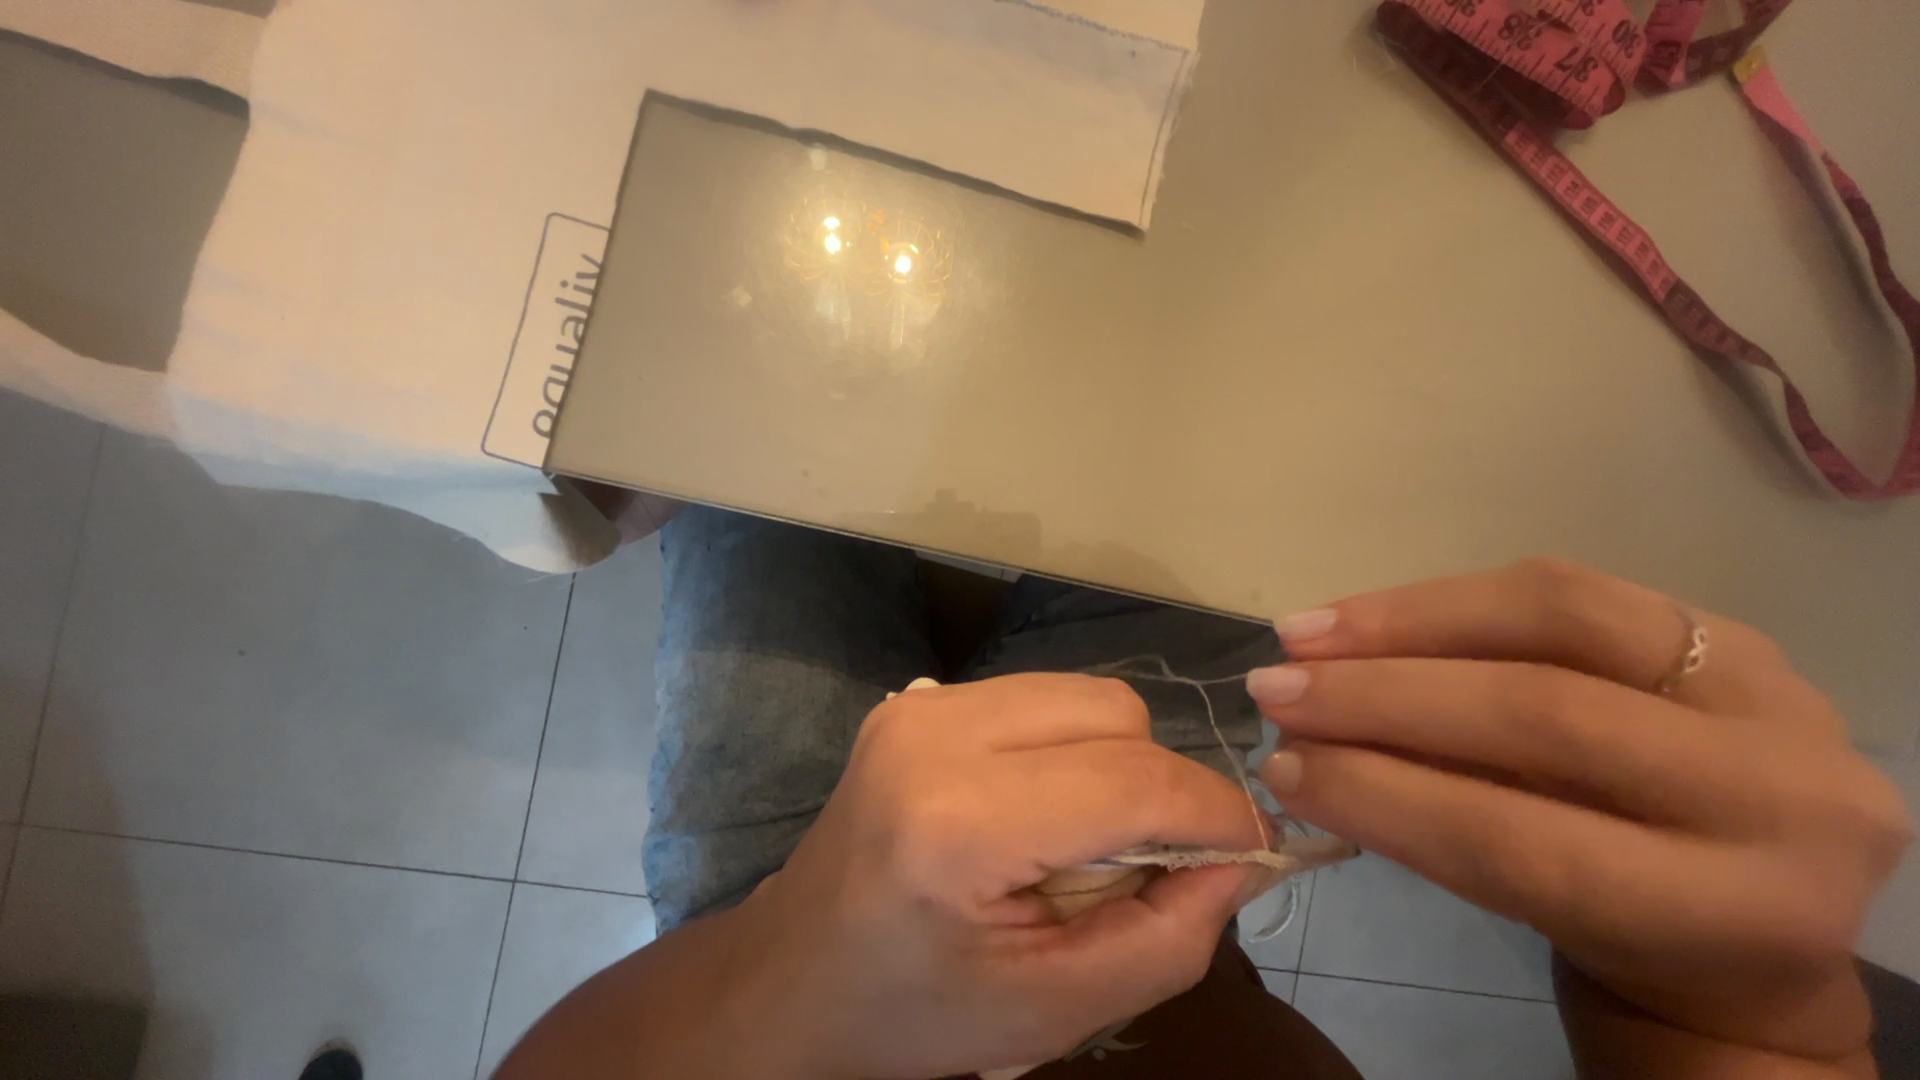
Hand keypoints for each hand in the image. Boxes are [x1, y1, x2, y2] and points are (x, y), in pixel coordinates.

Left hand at [724, 673, 1271, 1079]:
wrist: (795, 974)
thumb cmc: (916, 1009)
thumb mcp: (1055, 1008)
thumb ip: (1168, 935)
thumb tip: (1240, 857)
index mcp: (960, 821)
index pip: (1131, 781)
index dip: (1214, 809)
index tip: (1252, 847)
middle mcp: (935, 735)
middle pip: (1114, 712)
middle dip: (1160, 783)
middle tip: (1150, 857)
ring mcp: (919, 706)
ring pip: (1081, 693)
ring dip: (1115, 758)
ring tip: (1086, 835)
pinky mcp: (915, 700)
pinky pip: (1037, 697)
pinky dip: (1069, 744)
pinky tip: (1040, 805)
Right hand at [1246, 559, 1911, 1068]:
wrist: (1737, 896)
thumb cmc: (1618, 926)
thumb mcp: (1534, 910)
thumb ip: (1429, 830)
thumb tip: (1299, 757)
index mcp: (1737, 907)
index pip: (1525, 840)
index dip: (1383, 798)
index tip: (1279, 770)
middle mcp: (1783, 790)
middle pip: (1542, 713)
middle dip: (1378, 696)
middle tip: (1273, 690)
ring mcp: (1767, 688)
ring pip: (1553, 617)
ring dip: (1400, 622)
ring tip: (1300, 635)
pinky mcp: (1723, 627)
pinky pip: (1557, 589)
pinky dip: (1441, 600)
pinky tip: (1362, 616)